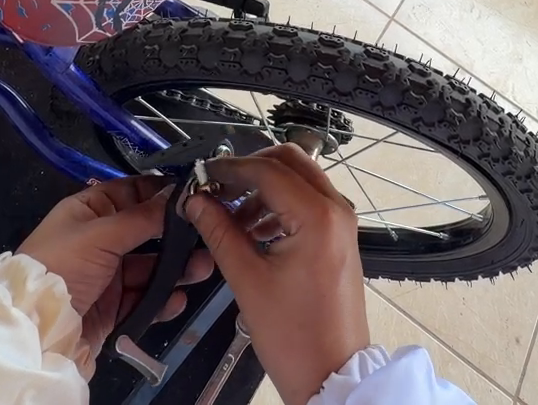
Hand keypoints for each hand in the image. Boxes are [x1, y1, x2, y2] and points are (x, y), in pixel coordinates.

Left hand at [16, 176, 215, 367]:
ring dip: (176, 268)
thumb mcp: (102, 235)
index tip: (194, 192)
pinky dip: (162, 300)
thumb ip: (144, 217)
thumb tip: (178, 193)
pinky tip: (177, 300)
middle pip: (146, 231)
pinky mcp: (111, 309)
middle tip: (206, 235)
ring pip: (149, 266)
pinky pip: (143, 299)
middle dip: (177, 234)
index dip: (162, 191)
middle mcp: (99, 240)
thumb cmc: (63, 267)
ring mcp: (106, 276)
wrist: (34, 334)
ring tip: (202, 269)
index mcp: (89, 211)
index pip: (133, 192)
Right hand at [182, 146, 370, 404]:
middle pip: (290, 162)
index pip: (269, 171)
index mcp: (318, 216)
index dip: (231, 168)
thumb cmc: (294, 335)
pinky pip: (308, 201)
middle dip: (251, 169)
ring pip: (299, 179)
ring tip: (230, 217)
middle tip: (219, 188)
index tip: (203, 175)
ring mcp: (341, 220)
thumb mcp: (248, 281)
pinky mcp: (339, 235)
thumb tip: (196, 201)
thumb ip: (220, 233)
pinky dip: (279, 204)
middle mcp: (336, 208)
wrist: (333, 377)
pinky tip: (253, 231)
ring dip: (264, 188)